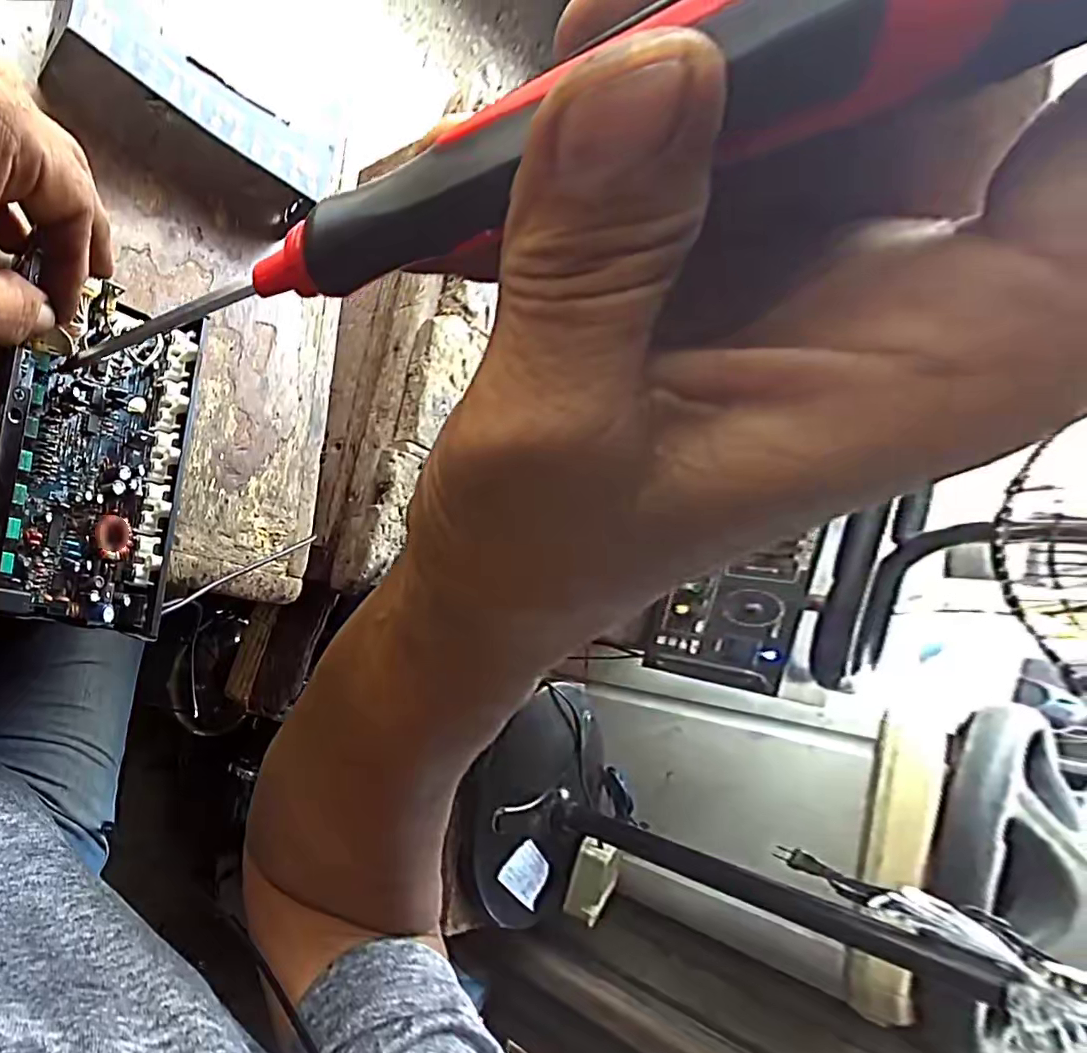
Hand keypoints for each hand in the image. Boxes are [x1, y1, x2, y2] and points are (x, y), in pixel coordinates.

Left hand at [0, 61, 111, 343]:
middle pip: (54, 175)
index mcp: (1, 120)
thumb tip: (41, 317)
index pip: (76, 200)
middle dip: (66, 240)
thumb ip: (18, 315)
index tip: (68, 312)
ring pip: (16, 169)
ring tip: (33, 274)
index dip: (80, 266)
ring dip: (32, 225)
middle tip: (72, 287)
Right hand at [403, 14, 1086, 640]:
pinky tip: (530, 136)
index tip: (821, 31)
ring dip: (676, 67)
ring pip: (796, 88)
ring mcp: (798, 256)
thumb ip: (591, 273)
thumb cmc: (533, 549)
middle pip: (931, 63)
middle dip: (781, 30)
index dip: (988, 35)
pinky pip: (686, 144)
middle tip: (637, 23)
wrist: (483, 577)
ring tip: (574, 61)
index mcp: (965, 337)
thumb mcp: (550, 427)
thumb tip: (632, 73)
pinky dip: (610, 128)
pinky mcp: (701, 256)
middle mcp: (911, 274)